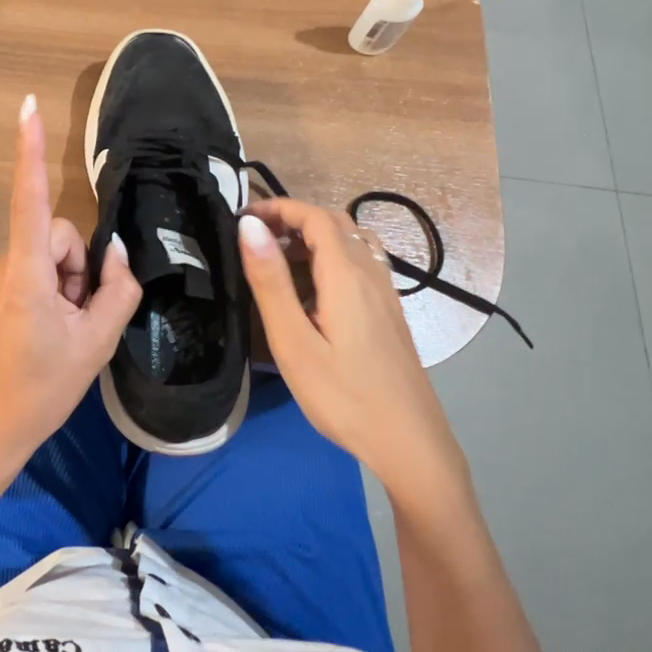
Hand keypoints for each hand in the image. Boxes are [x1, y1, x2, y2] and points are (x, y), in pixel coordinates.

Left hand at [0, 94, 141, 484]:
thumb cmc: (45, 389)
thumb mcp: (98, 343)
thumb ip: (117, 289)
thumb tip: (118, 252)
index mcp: (27, 277)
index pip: (32, 201)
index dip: (30, 151)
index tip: (25, 107)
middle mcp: (1, 267)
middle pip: (54, 237)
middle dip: (75, 268)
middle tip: (78, 316)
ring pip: (42, 256)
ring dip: (62, 283)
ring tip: (62, 328)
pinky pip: (27, 272)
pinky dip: (45, 292)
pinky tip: (45, 330)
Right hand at [238, 200, 468, 504]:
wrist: (410, 444)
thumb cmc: (344, 396)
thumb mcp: (293, 342)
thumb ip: (271, 281)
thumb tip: (249, 225)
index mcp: (346, 275)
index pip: (314, 216)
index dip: (278, 207)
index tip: (242, 217)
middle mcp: (371, 274)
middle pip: (336, 223)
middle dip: (294, 219)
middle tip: (255, 240)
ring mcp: (386, 294)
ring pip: (353, 242)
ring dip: (315, 237)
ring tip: (280, 261)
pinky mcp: (390, 313)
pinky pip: (362, 264)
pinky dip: (332, 257)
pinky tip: (314, 291)